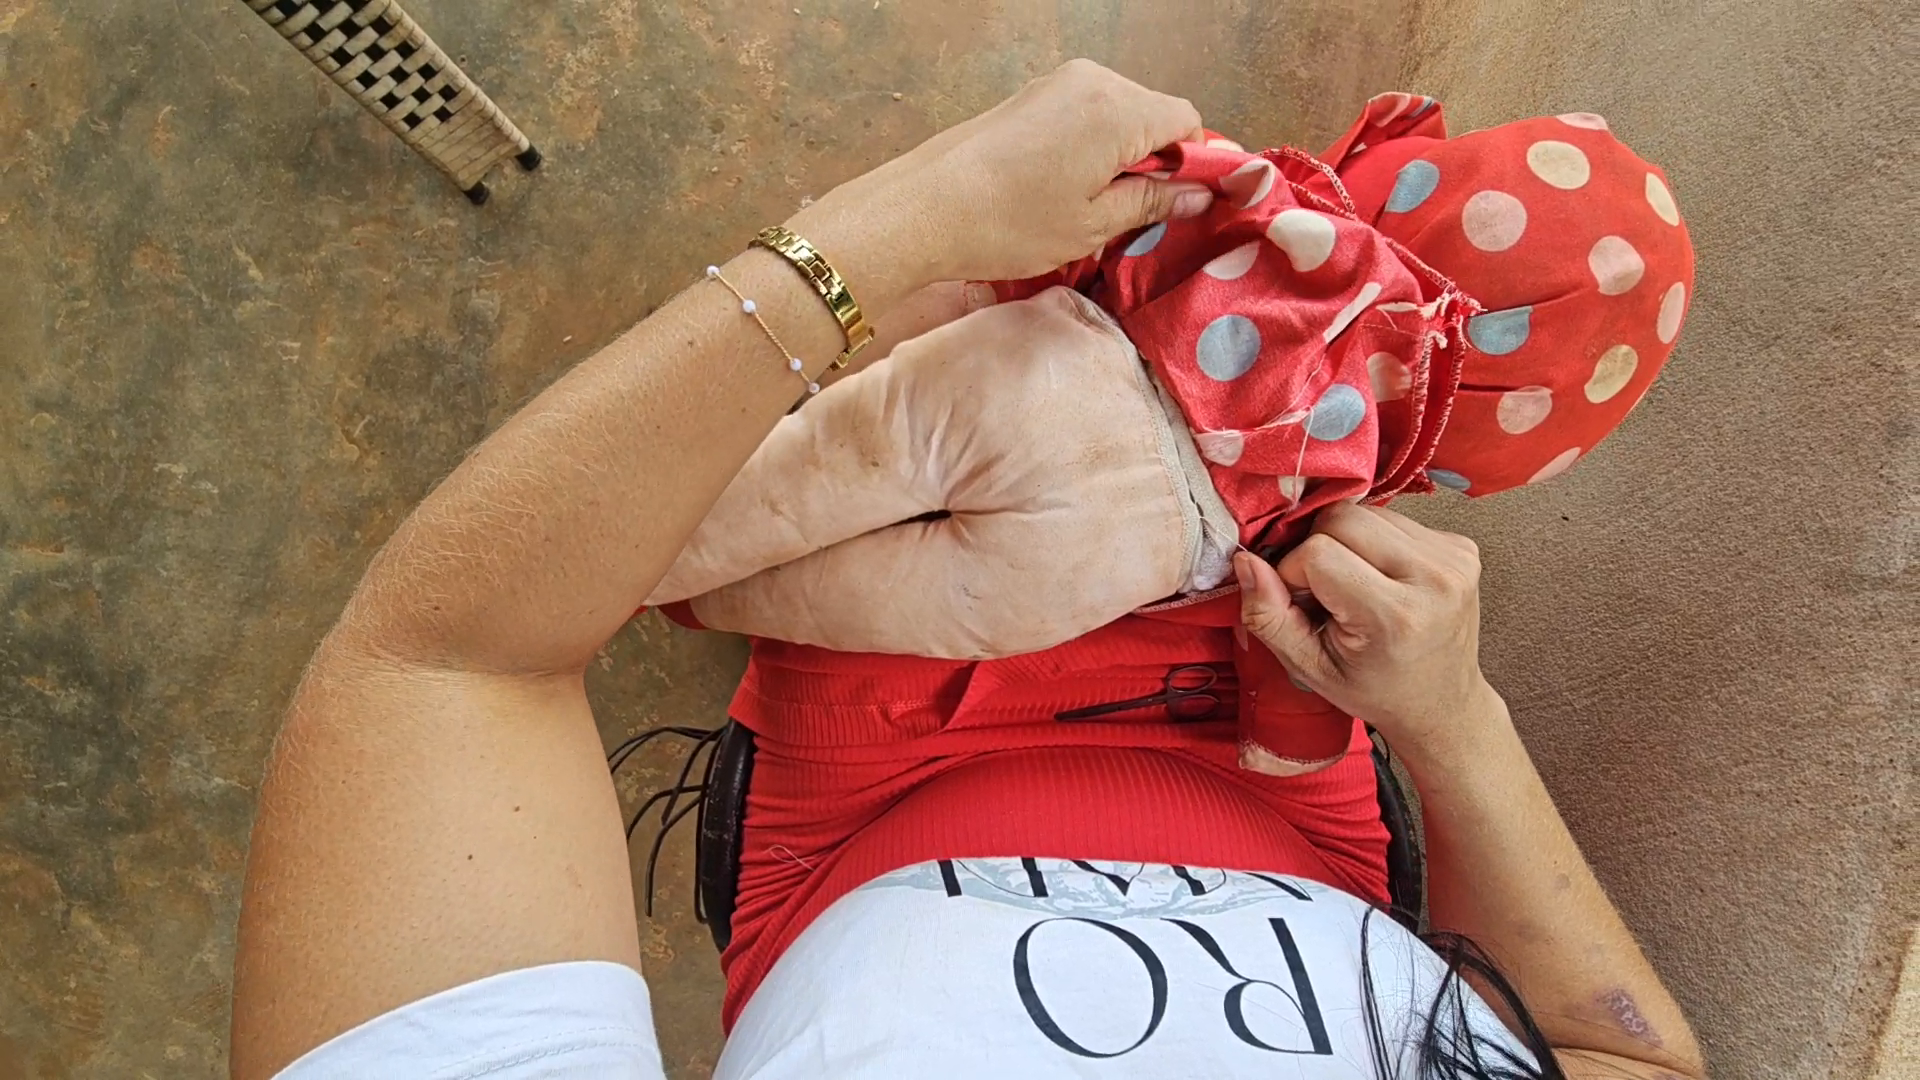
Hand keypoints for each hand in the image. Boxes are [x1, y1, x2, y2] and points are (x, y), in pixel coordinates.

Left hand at [791, 59, 1212, 297]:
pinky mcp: (1031, 97)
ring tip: (1091, 209)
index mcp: (1119, 110)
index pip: (1186, 121)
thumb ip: (1150, 203)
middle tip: (1134, 217)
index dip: (1195, 162)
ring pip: (1117, 116)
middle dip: (1155, 161)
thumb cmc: (1009, 224)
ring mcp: (1057, 84)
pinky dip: (1090, 149)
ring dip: (1120, 158)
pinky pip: (1083, 116)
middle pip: (1152, 113)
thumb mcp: (1091, 226)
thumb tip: (1196, 194)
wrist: (927, 209)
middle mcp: (1093, 82)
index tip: (1185, 202)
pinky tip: (1065, 190)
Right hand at [1235, 503, 1501, 755]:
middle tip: (1323, 590)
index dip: (1293, 571)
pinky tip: (1376, 575)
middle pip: (1340, 518)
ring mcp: (1454, 558)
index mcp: (1395, 615)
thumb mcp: (1305, 665)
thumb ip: (1266, 615)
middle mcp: (1434, 578)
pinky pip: (1390, 518)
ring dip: (1343, 541)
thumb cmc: (1371, 686)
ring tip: (1350, 584)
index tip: (1304, 603)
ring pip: (1363, 512)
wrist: (1441, 702)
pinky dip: (1369, 541)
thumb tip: (1245, 560)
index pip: (1317, 552)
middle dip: (1315, 547)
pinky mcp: (1461, 545)